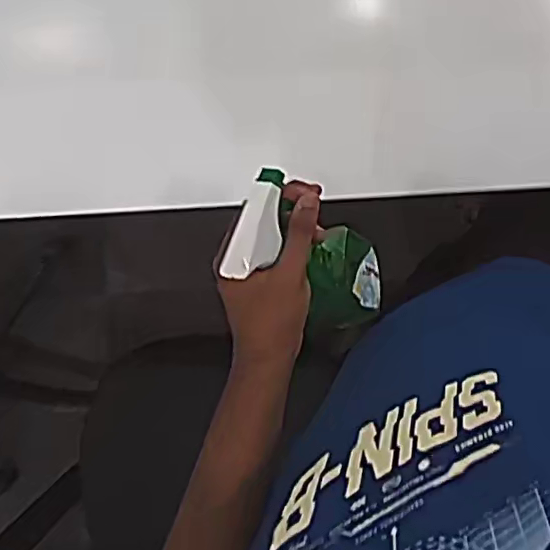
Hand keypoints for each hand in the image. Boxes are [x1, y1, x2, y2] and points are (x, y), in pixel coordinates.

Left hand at [215, 180, 323, 369]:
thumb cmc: (272, 322)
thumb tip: (306, 203)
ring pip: (273, 234)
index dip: (282, 195)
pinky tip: (311, 246)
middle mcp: (236, 259)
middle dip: (293, 209)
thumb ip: (300, 233)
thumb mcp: (290, 271)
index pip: (255, 210)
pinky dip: (295, 243)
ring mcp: (248, 269)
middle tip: (315, 204)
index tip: (305, 191)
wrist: (269, 357)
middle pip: (264, 220)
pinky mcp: (261, 277)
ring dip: (297, 227)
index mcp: (232, 256)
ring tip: (317, 231)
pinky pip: (278, 249)